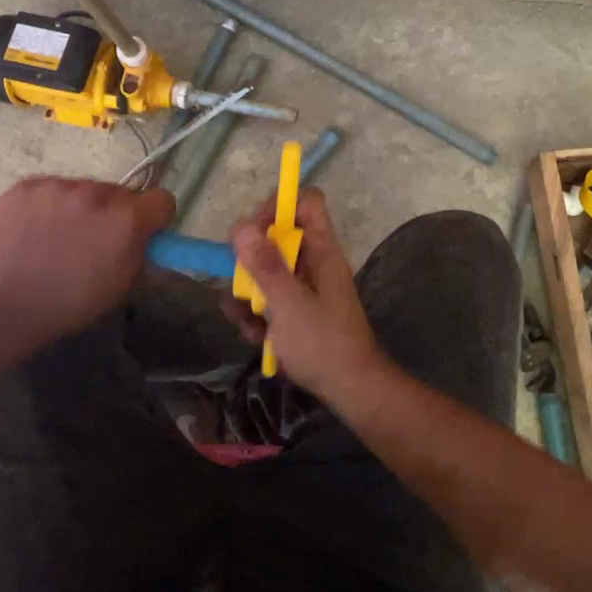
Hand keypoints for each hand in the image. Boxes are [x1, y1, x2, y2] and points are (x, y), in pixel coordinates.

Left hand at [0, 178, 173, 355]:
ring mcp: (58, 186)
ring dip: (80, 207)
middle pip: (119, 193)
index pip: (162, 200)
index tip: (143, 233)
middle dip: (113, 212)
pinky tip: (33, 230)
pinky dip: (47, 205)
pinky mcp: (26, 186)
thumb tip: (142, 236)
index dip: (155, 218)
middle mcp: (96, 193)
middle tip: (92, 240)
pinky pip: (49, 189)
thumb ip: (139, 251)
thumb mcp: (122, 285)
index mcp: (127, 220)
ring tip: (56, 237)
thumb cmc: (68, 305)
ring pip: (83, 189)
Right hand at [227, 189, 386, 399]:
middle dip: (251, 262)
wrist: (351, 388)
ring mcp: (309, 288)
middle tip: (239, 287)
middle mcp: (316, 262)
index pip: (306, 203)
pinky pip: (274, 299)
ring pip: (270, 273)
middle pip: (278, 239)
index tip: (249, 233)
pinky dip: (260, 315)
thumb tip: (241, 226)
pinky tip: (256, 337)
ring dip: (250, 295)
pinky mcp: (302, 311)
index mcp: (322, 250)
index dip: (276, 207)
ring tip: (247, 322)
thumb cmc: (322, 343)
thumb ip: (265, 266)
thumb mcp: (288, 303)